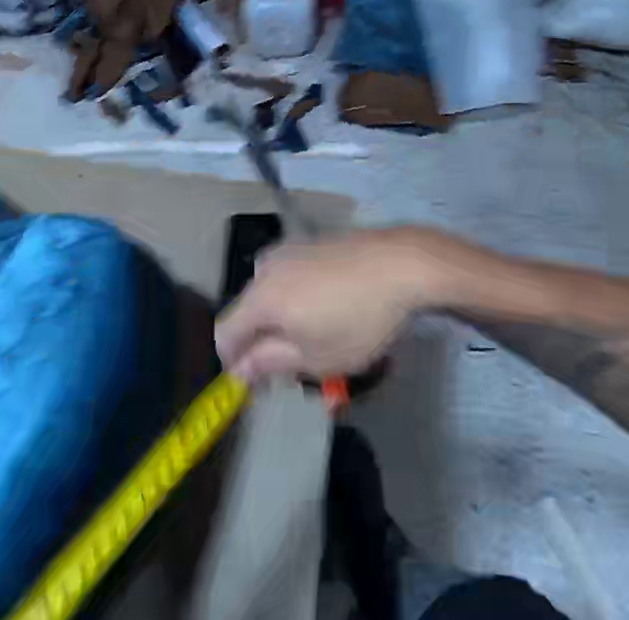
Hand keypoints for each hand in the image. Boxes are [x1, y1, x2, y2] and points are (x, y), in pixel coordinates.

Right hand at [214, 227, 465, 382]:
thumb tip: (238, 371)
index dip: (233, 363)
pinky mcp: (313, 242)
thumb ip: (270, 362)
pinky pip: (292, 276)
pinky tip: (333, 308)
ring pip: (272, 293)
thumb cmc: (359, 319)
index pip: (224, 332)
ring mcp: (290, 249)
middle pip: (249, 312)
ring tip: (318, 338)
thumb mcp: (316, 356)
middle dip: (263, 342)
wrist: (404, 264)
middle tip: (295, 366)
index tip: (257, 386)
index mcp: (260, 297)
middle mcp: (266, 267)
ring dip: (284, 320)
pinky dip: (300, 297)